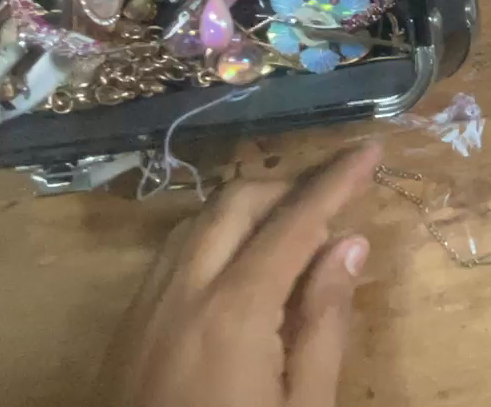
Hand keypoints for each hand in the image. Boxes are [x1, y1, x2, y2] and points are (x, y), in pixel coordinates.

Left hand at [101, 144, 380, 406]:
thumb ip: (325, 320)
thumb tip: (348, 244)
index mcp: (232, 315)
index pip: (296, 221)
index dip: (338, 180)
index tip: (371, 149)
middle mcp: (179, 298)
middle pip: (236, 203)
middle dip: (290, 186)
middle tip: (334, 202)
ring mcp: (139, 317)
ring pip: (195, 223)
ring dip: (248, 210)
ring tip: (293, 233)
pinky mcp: (119, 340)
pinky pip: (170, 259)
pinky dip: (214, 239)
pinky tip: (241, 269)